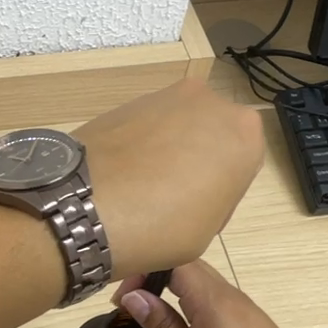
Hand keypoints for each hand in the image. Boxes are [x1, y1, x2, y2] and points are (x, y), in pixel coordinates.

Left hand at [74, 79, 263, 276]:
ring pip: (178, 129)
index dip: (221, 194)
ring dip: (167, 153)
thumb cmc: (158, 227)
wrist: (82, 208)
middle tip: (170, 202)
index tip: (198, 215)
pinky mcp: (124, 102)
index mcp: (244, 133)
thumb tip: (195, 189)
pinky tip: (121, 177)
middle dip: (196, 163)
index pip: (242, 165)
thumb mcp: (208, 230)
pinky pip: (144, 128)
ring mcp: (163, 96)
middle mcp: (209, 101)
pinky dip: (138, 148)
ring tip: (140, 191)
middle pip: (211, 137)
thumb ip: (215, 197)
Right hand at [115, 261, 327, 327]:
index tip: (121, 298)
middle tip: (128, 305)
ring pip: (204, 283)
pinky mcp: (254, 324)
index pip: (175, 260)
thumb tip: (133, 297)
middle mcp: (232, 296)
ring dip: (173, 291)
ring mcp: (246, 310)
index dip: (144, 269)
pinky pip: (217, 300)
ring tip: (150, 317)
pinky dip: (193, 305)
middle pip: (189, 266)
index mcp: (214, 302)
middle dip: (154, 277)